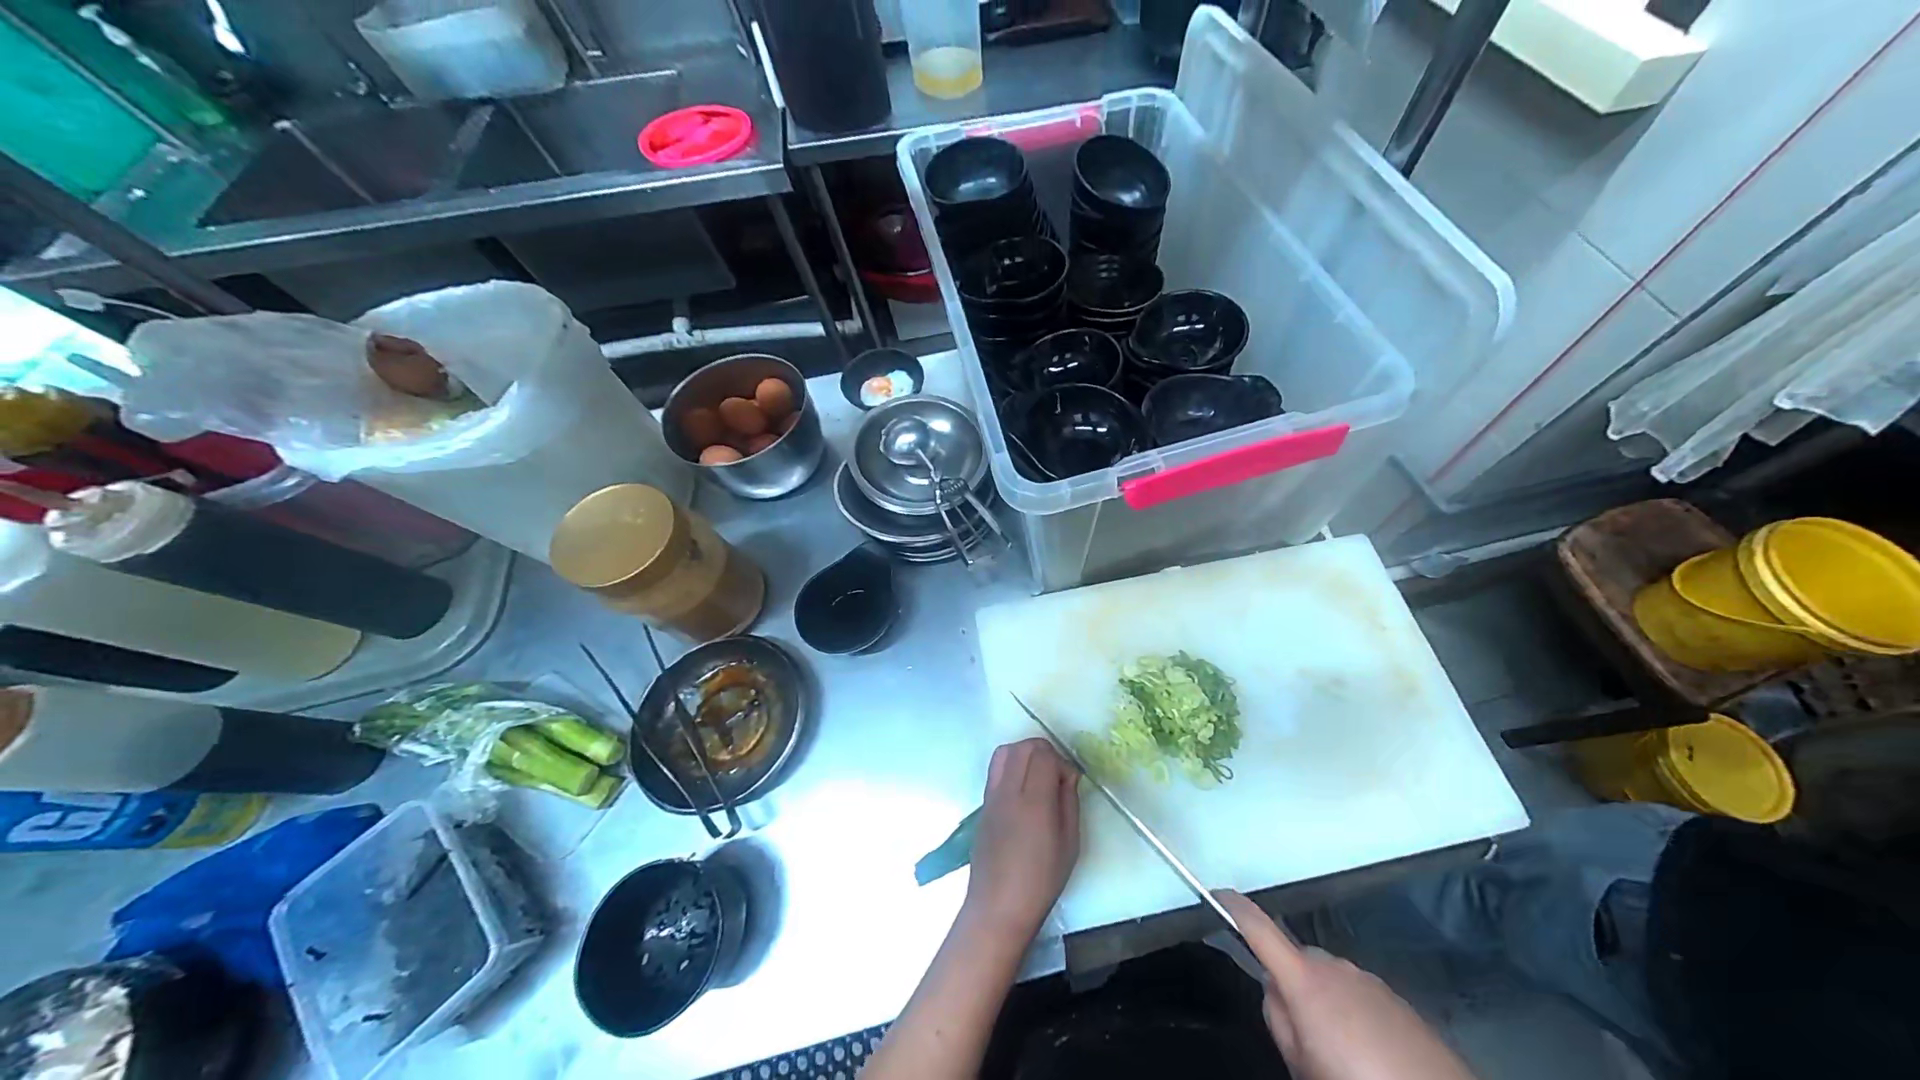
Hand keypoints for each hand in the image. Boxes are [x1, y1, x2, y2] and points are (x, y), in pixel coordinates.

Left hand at [961, 738, 1080, 939]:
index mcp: (1034, 802)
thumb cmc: (1041, 880)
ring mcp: (991, 796)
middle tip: (1055, 774)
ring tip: (1038, 776)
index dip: (1060, 761)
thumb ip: (1069, 801)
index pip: (1043, 756)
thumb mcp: (1070, 843)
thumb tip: (1067, 775)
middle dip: (1043, 751)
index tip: (1068, 781)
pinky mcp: (982, 804)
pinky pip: (995, 769)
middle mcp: (1008, 792)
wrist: (998, 904)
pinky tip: (1023, 791)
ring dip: (1024, 754)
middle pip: (1022, 747)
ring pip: (1004, 752)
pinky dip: (1011, 766)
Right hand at [1217, 891, 1478, 1079]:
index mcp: (1303, 979)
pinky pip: (1359, 994)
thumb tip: (1275, 992)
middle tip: (1299, 1029)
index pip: (1259, 928)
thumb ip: (1278, 1019)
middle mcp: (1335, 967)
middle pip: (1296, 958)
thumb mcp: (1299, 1062)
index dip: (1234, 907)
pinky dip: (1354, 1012)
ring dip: (1324, 999)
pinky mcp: (1395, 999)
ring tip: (1339, 1049)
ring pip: (1329, 977)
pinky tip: (1368, 1052)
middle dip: (1291, 983)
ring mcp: (1368, 980)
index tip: (1219, 894)